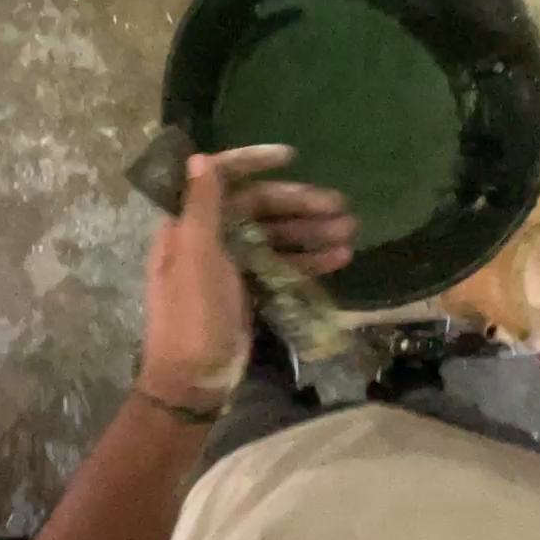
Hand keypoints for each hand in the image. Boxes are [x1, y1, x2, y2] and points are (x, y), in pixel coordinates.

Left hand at [137, 148, 353, 411]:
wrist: (192, 383)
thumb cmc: (192, 316)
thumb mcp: (197, 258)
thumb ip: (202, 207)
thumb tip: (200, 156)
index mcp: (189, 223)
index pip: (223, 177)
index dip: (254, 162)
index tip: (291, 157)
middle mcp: (209, 235)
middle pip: (258, 206)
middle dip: (299, 203)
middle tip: (340, 205)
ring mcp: (230, 263)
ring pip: (275, 235)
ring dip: (311, 230)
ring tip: (350, 230)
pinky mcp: (248, 287)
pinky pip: (281, 263)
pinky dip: (308, 259)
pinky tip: (339, 258)